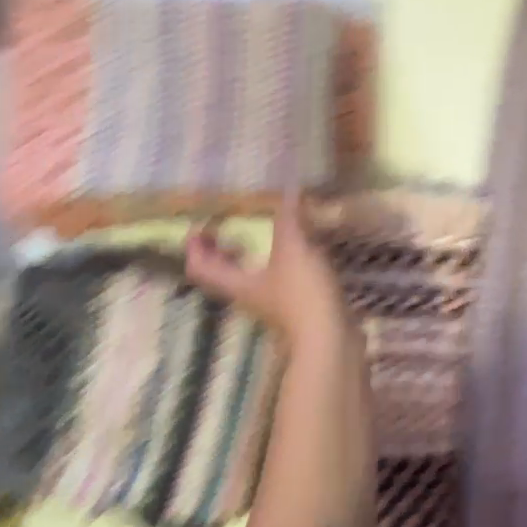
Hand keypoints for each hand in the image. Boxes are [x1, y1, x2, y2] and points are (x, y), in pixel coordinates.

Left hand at [185, 191, 345, 354]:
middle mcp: (247, 295)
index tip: (205, 223)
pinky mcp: (295, 308)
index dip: (195, 245)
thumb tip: (289, 188)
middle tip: (229, 227)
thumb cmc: (302, 294)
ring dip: (250, 257)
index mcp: (236, 282)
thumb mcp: (294, 249)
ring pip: (249, 277)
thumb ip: (289, 218)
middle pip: (221, 273)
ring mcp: (271, 304)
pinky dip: (278, 265)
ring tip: (265, 236)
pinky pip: (276, 281)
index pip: (199, 266)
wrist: (330, 339)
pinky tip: (298, 254)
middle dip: (221, 250)